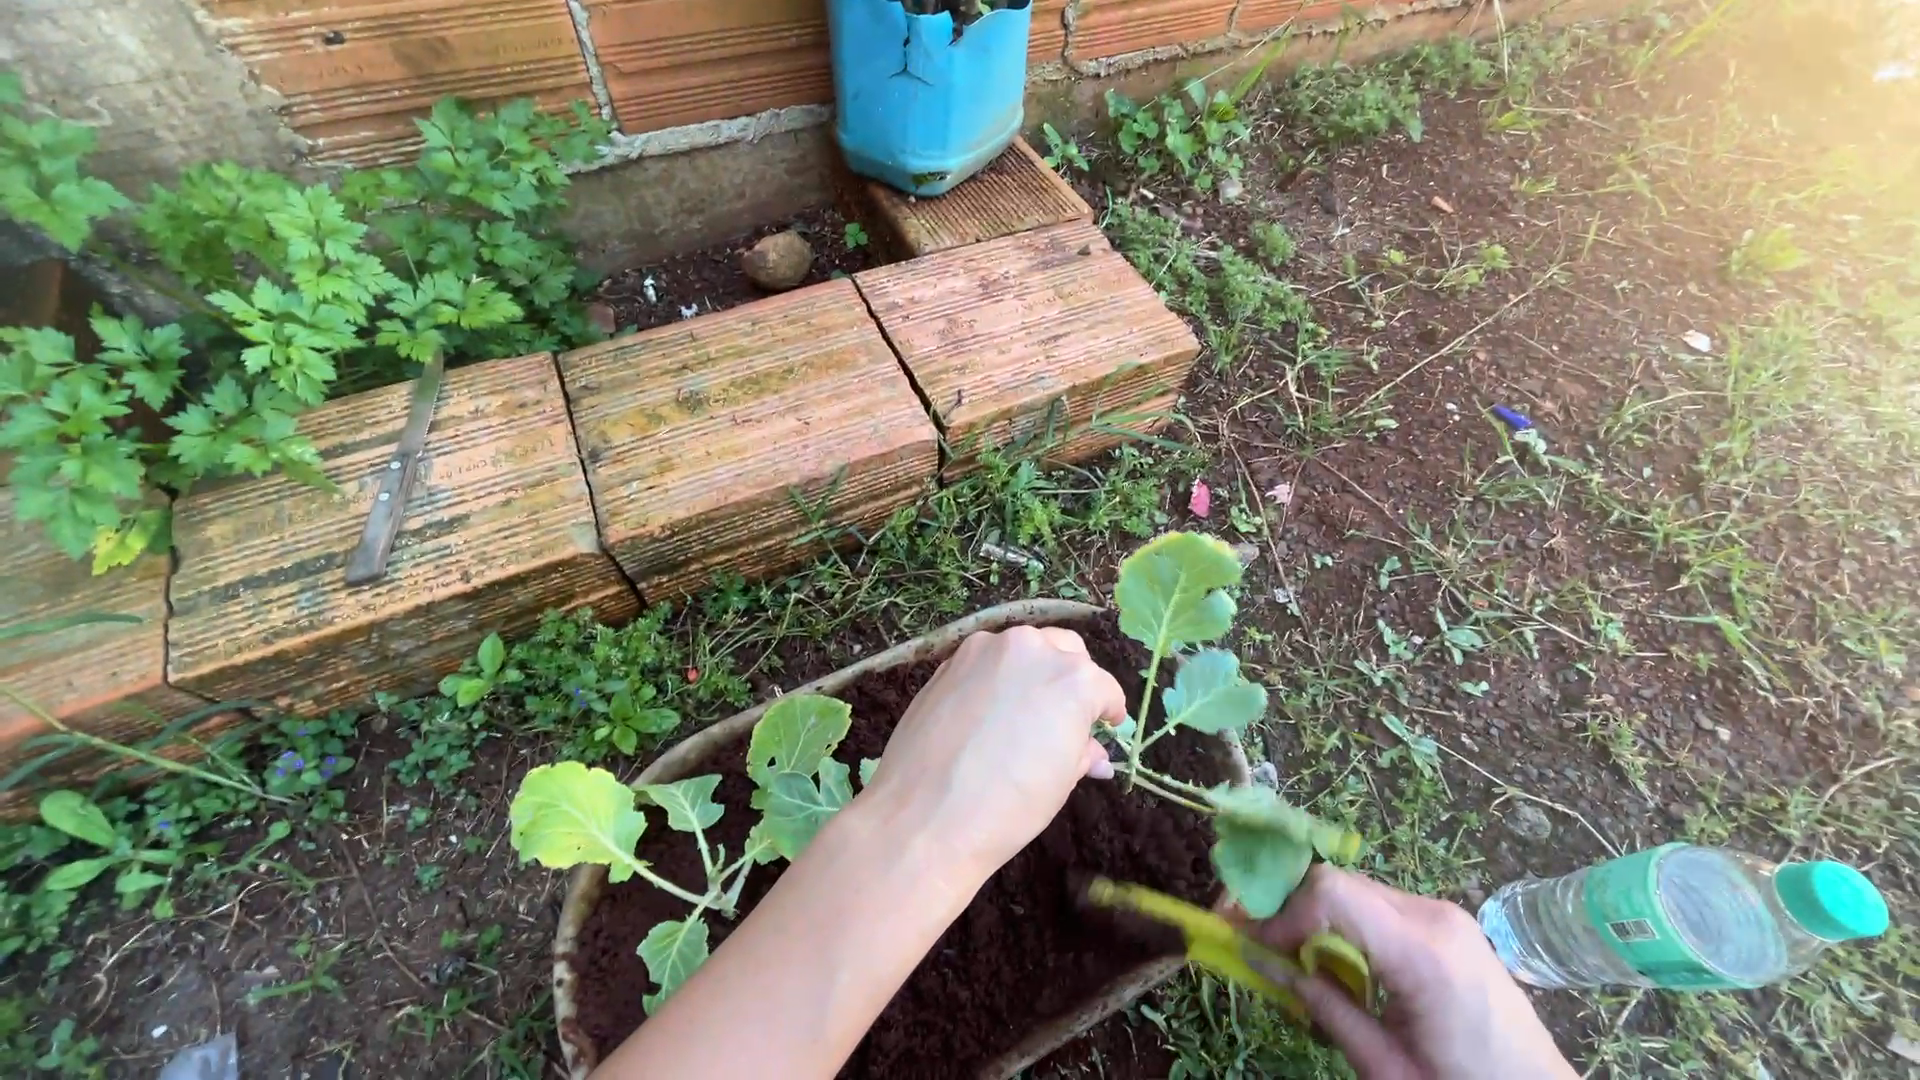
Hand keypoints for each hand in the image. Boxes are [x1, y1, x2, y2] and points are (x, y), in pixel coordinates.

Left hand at [861, 626, 1125, 876]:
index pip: (1104, 688)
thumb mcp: (1059, 782)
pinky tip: (986, 712)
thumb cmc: (1008, 806)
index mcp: (1073, 678)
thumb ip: (1080, 752)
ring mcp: (985, 650)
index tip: (1106, 725)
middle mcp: (1031, 649)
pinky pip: (986, 661)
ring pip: (1023, 648)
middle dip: (1072, 678)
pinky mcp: (949, 660)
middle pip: (1066, 650)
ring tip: (1023, 712)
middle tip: (1065, 715)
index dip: (1108, 711)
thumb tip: (1092, 754)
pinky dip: (995, 677)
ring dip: (1032, 671)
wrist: (925, 815)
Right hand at [1249, 866, 1575, 1079]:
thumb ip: (1322, 1007)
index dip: (1280, 913)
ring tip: (1284, 951)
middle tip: (1248, 938)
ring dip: (1309, 914)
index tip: (1251, 944)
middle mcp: (1434, 916)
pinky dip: (1339, 922)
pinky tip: (1329, 957)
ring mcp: (1442, 913)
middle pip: (1335, 883)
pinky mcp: (1443, 921)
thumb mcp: (1387, 1070)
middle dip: (1284, 907)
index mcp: (1425, 955)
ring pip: (1349, 888)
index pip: (1331, 894)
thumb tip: (1256, 958)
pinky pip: (1373, 904)